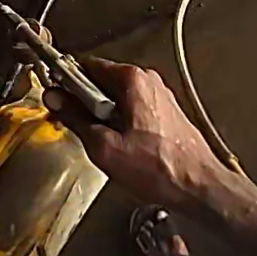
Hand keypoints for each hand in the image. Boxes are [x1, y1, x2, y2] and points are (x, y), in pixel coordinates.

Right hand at [48, 57, 230, 209]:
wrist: (201, 189)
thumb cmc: (159, 168)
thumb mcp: (104, 147)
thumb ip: (75, 118)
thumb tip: (55, 98)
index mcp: (132, 79)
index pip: (87, 66)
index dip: (66, 82)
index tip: (55, 95)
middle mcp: (147, 80)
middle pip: (102, 80)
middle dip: (84, 100)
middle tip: (74, 123)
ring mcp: (158, 95)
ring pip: (117, 96)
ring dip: (102, 113)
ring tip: (100, 140)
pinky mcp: (164, 112)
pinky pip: (132, 107)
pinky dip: (119, 120)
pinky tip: (120, 145)